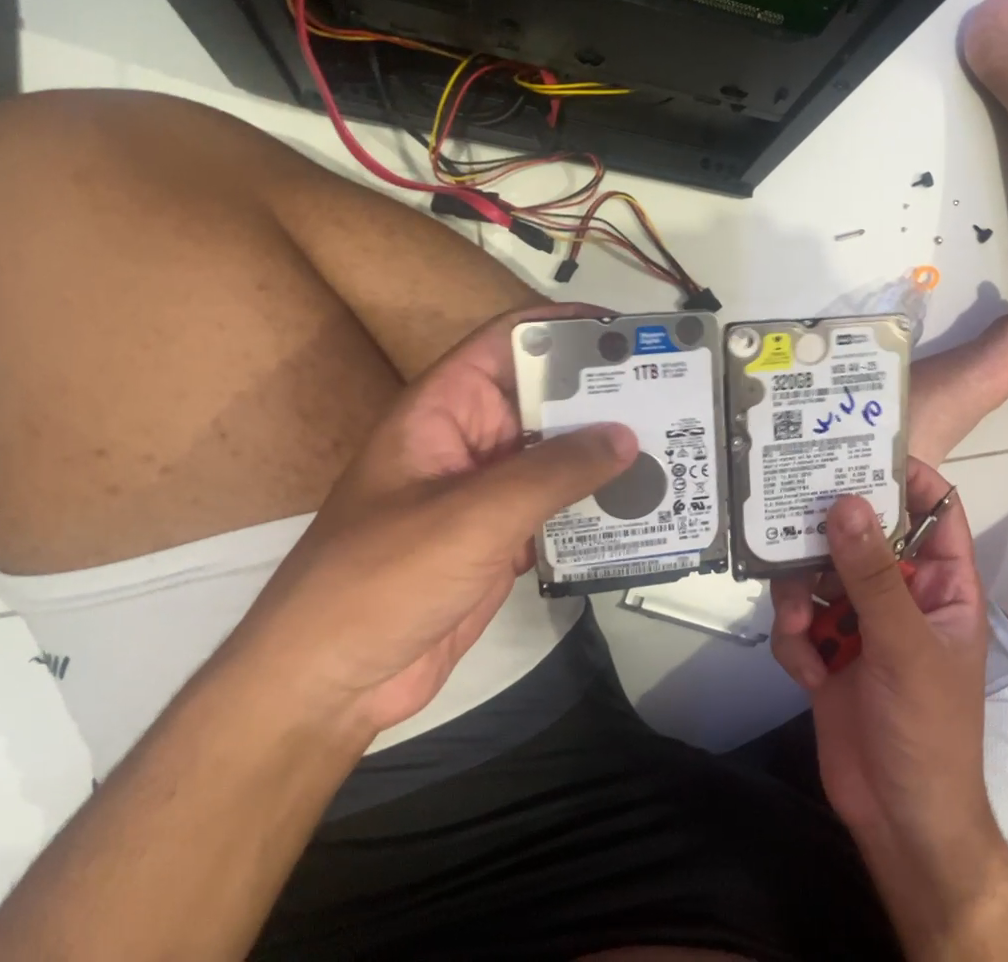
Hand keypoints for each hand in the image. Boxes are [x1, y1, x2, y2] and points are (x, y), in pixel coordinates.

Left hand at [223, 303, 637, 732]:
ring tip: (675, 451)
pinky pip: (558, 512)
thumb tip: (626, 436)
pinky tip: (643, 513)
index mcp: (443, 411)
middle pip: (544, 402)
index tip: (631, 335)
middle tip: (675, 399)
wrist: (332, 678)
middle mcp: (468, 444)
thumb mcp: (473, 515)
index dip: (566, 329)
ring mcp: (485, 496)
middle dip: (604, 397)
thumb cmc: (383, 579)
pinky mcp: (500, 542)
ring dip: (607, 458)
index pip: (508, 344)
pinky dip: (595, 511)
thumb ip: (554, 473)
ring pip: (557, 460)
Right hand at [769, 460, 997, 864]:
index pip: (933, 511)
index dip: (902, 476)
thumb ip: (873, 576)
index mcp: (944, 586)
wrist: (898, 819)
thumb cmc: (927, 730)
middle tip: (785, 522)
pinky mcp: (829, 655)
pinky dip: (795, 642)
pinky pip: (801, 623)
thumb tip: (847, 502)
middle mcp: (903, 596)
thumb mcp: (905, 647)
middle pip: (861, 537)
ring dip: (799, 596)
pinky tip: (806, 672)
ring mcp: (863, 626)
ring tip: (796, 624)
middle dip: (824, 538)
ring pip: (819, 577)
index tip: (853, 449)